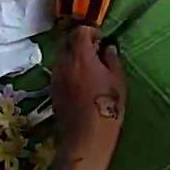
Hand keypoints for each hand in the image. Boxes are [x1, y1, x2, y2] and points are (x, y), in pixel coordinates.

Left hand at [53, 26, 126, 169]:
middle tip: (94, 49)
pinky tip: (80, 80)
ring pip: (60, 56)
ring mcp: (56, 78)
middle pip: (66, 41)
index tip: (101, 39)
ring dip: (72, 54)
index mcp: (81, 58)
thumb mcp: (118, 81)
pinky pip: (58, 70)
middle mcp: (64, 64)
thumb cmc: (107, 106)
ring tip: (88, 65)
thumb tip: (107, 48)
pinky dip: (68, 68)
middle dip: (79, 40)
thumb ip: (112, 60)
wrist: (87, 137)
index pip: (79, 32)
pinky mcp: (52, 90)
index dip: (91, 31)